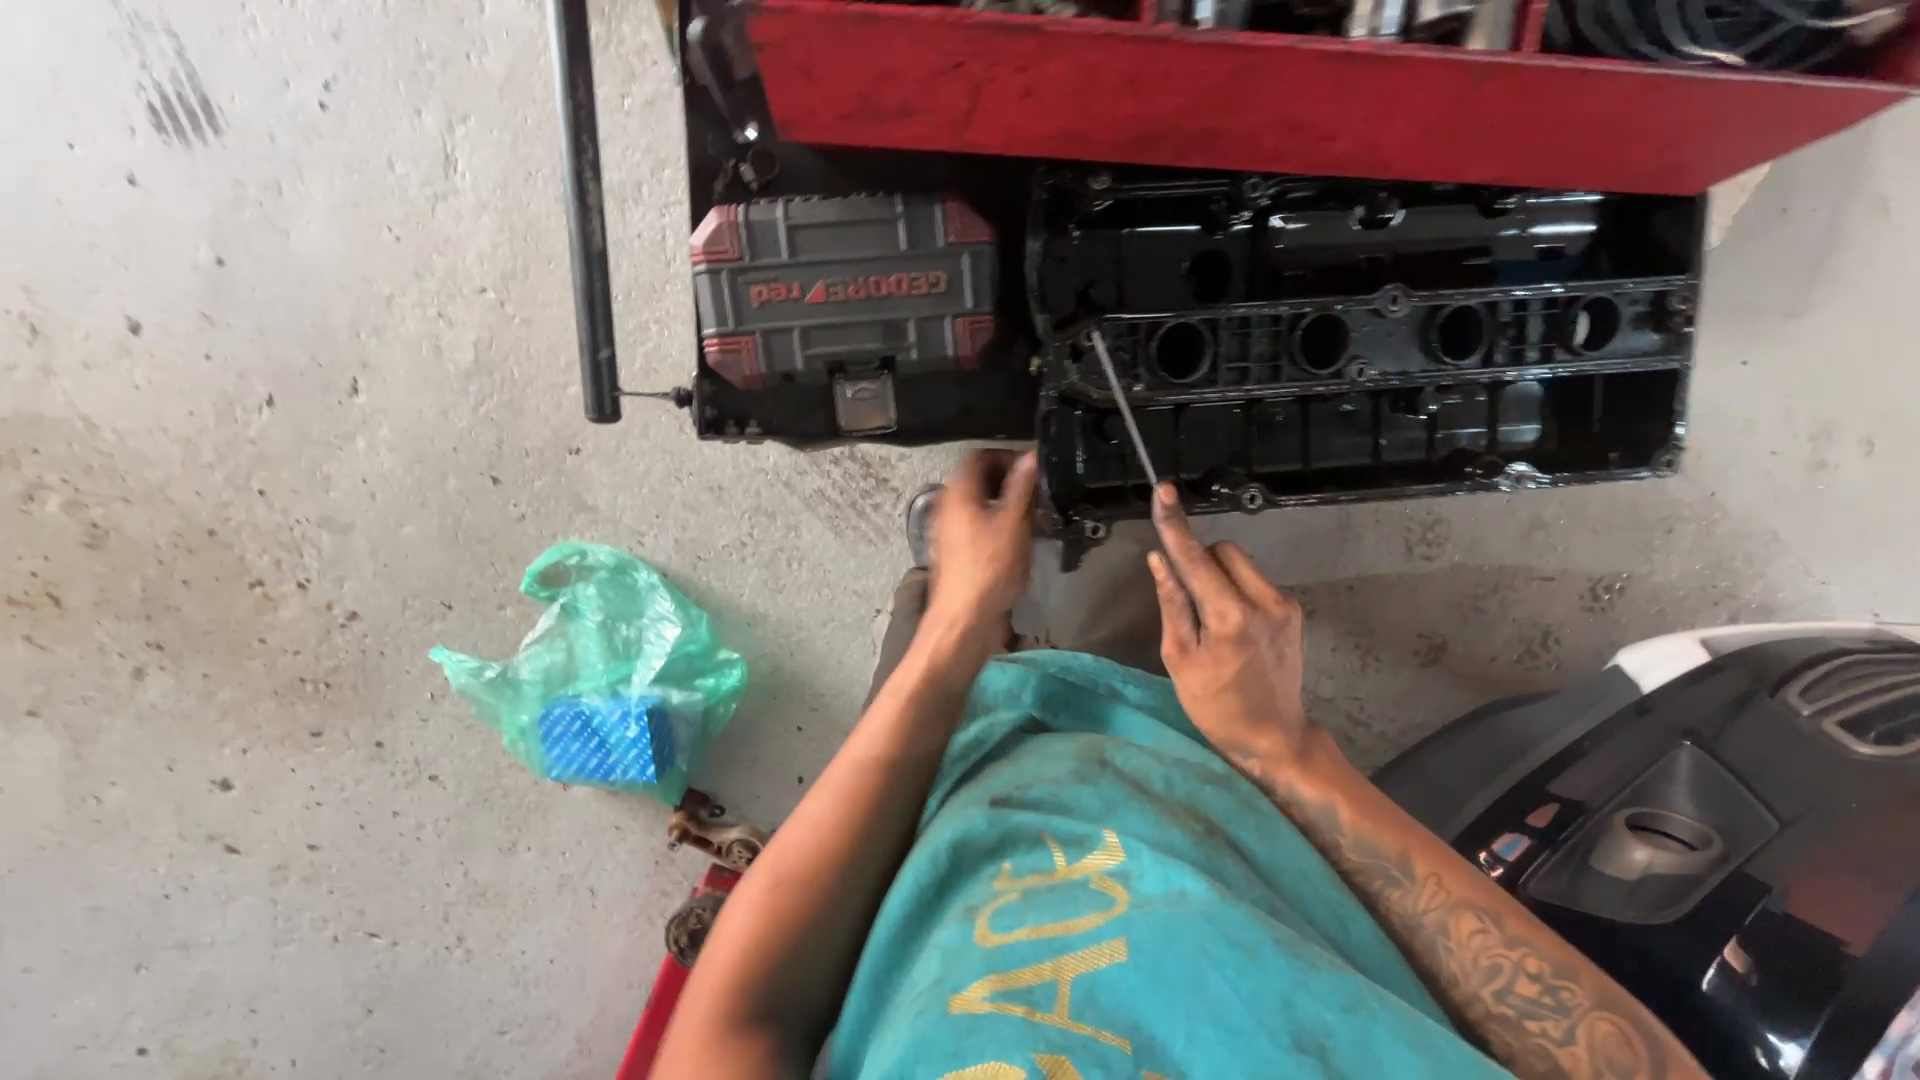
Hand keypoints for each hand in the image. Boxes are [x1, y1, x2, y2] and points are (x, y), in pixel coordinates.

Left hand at [925, 449, 1038, 639]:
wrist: (964, 618)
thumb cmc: (990, 567)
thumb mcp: (1013, 523)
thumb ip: (1022, 487)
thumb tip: (1030, 456)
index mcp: (957, 491)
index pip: (980, 456)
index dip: (1007, 457)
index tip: (1034, 469)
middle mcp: (947, 505)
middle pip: (979, 480)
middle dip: (1009, 482)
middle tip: (1037, 493)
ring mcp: (949, 530)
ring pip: (980, 505)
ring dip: (1006, 505)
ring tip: (1033, 517)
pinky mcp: (956, 552)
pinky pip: (978, 526)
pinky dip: (998, 525)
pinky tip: (1019, 540)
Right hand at [1146, 483, 1322, 771]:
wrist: (1274, 737)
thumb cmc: (1215, 706)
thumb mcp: (1180, 659)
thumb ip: (1172, 603)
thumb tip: (1160, 560)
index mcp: (1229, 617)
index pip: (1194, 558)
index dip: (1175, 524)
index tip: (1164, 490)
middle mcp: (1264, 601)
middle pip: (1222, 550)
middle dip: (1199, 561)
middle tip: (1186, 598)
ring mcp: (1284, 604)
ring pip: (1240, 562)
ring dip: (1217, 575)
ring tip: (1210, 618)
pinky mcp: (1293, 610)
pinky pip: (1254, 580)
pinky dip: (1235, 589)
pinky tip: (1232, 627)